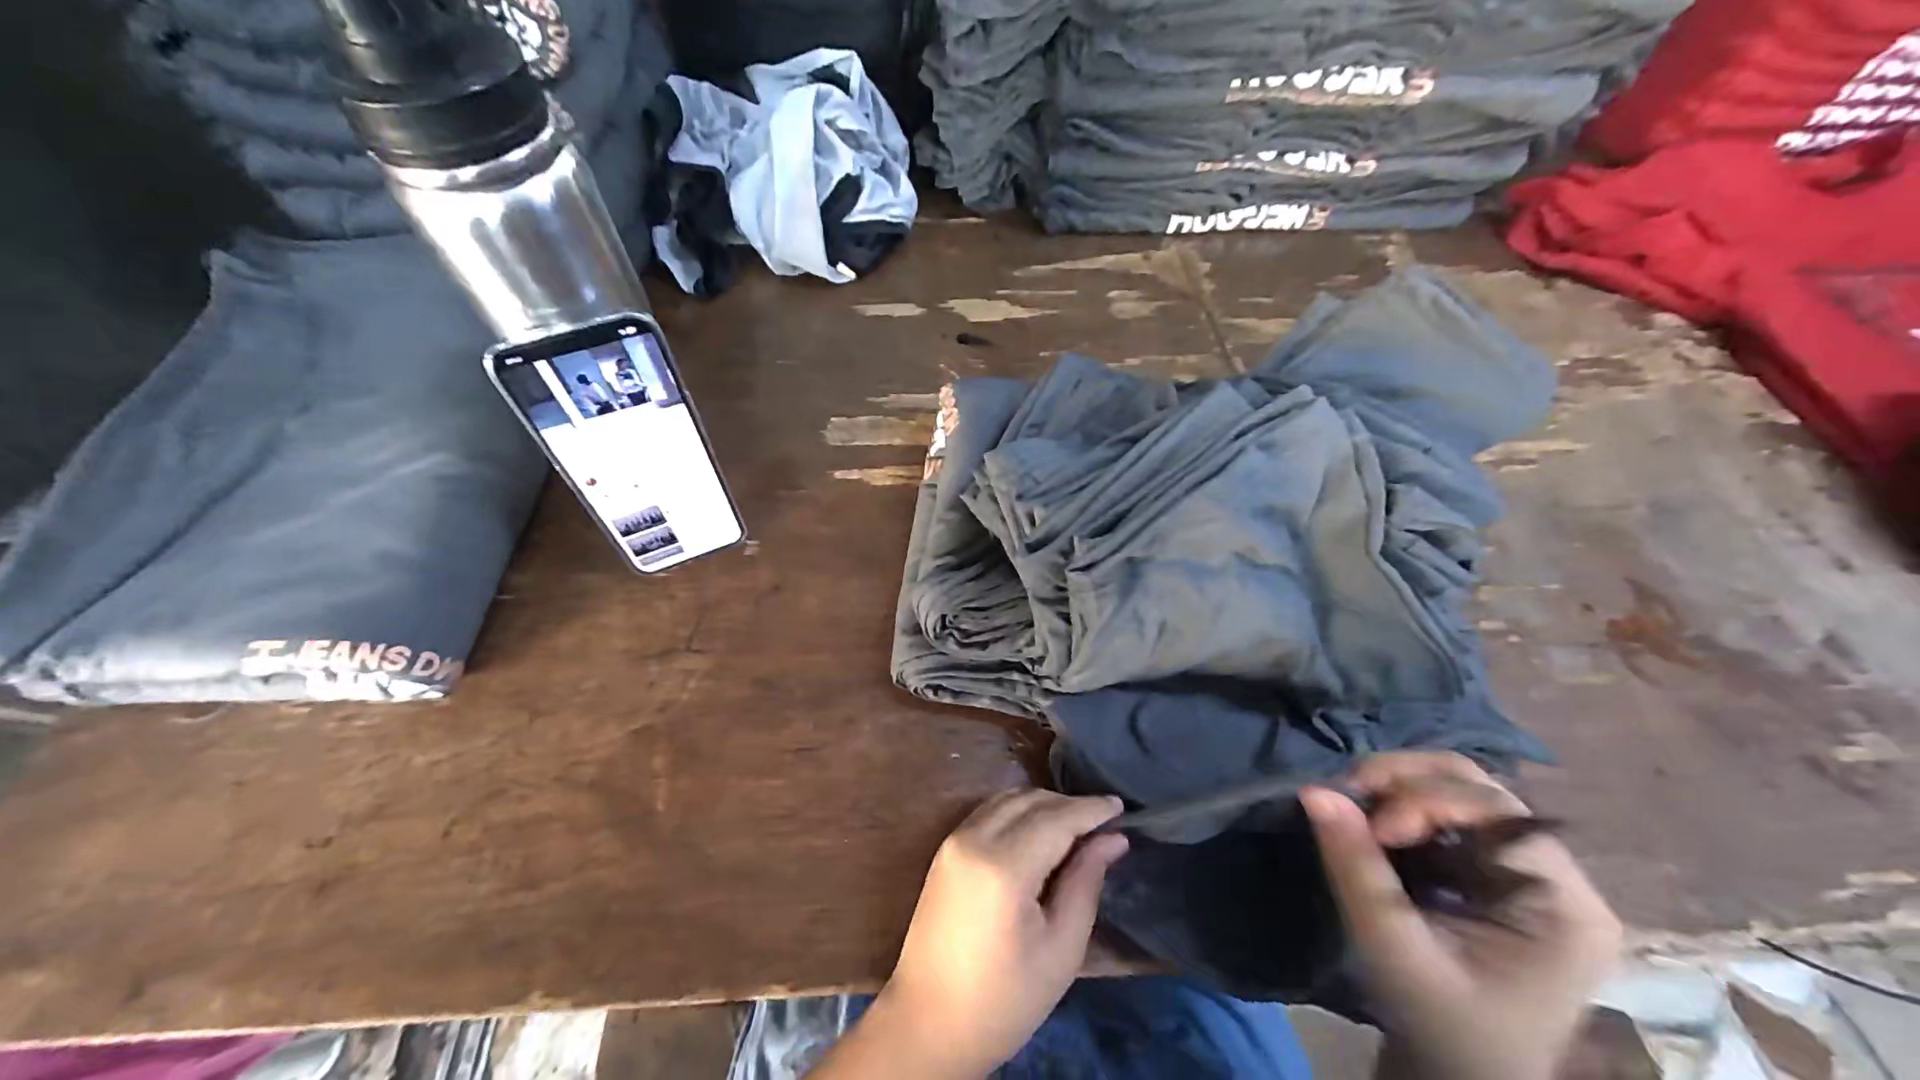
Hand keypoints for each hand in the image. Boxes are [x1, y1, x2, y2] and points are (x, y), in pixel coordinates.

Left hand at [812, 790, 1127, 1079]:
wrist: (929, 1022)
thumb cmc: (1005, 998)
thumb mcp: (1061, 948)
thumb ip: (1085, 882)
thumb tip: (1112, 839)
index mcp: (1004, 866)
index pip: (1056, 818)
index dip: (1090, 809)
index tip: (1120, 805)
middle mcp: (974, 840)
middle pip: (1030, 801)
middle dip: (1068, 804)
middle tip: (1103, 821)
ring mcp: (953, 842)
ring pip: (1006, 800)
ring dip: (1042, 804)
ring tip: (1075, 826)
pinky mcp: (943, 851)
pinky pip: (987, 812)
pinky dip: (1017, 811)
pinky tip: (1037, 831)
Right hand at [1301, 753, 1622, 1079]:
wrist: (1458, 1074)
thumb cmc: (1440, 1024)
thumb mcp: (1393, 949)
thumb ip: (1356, 868)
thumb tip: (1314, 791)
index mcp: (1565, 905)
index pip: (1498, 814)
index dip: (1428, 801)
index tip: (1373, 827)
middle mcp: (1559, 877)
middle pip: (1481, 789)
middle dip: (1408, 781)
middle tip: (1351, 794)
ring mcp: (1529, 870)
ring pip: (1462, 789)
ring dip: (1402, 786)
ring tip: (1356, 804)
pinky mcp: (1495, 870)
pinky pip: (1448, 812)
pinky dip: (1403, 804)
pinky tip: (1373, 821)